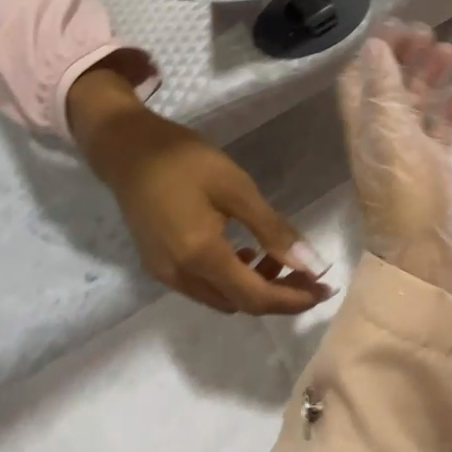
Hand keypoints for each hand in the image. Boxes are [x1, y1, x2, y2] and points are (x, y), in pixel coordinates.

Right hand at [68, 57, 329, 314]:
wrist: (126, 147)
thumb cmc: (186, 160)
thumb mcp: (237, 189)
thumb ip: (273, 230)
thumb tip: (311, 264)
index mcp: (201, 257)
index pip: (256, 297)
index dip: (293, 299)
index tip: (325, 289)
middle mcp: (180, 276)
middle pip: (240, 304)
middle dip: (279, 296)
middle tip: (310, 275)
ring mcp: (165, 274)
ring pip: (222, 299)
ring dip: (255, 288)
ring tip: (281, 260)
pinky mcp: (158, 265)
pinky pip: (203, 287)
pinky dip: (231, 280)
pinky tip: (246, 253)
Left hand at [336, 22, 451, 300]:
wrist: (430, 258)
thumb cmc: (408, 195)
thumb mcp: (392, 137)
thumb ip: (385, 92)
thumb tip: (374, 46)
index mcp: (364, 127)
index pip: (360, 79)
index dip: (375, 51)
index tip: (400, 25)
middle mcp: (382, 137)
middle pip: (389, 88)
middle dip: (405, 57)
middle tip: (430, 32)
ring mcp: (410, 155)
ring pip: (416, 107)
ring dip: (429, 76)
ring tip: (450, 50)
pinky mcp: (435, 170)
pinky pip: (439, 132)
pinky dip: (448, 110)